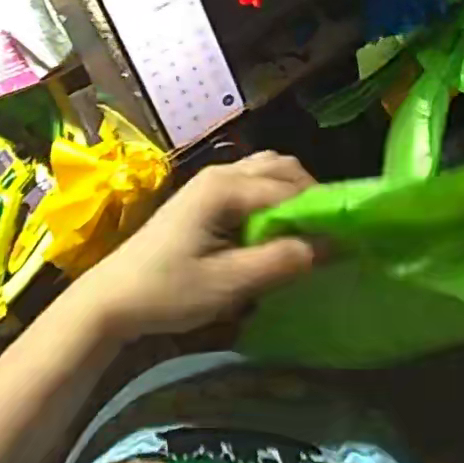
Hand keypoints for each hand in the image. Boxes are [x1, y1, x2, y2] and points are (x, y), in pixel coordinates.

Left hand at [65, 152, 321, 341]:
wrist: (114, 295)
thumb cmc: (167, 290)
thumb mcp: (228, 284)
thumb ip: (280, 261)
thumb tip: (330, 245)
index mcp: (224, 188)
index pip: (289, 188)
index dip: (321, 211)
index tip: (349, 240)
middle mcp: (220, 173)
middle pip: (280, 167)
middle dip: (310, 195)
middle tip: (329, 236)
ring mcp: (210, 181)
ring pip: (266, 171)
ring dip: (291, 194)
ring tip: (306, 234)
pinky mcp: (205, 196)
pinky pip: (251, 183)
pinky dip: (273, 197)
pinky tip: (276, 231)